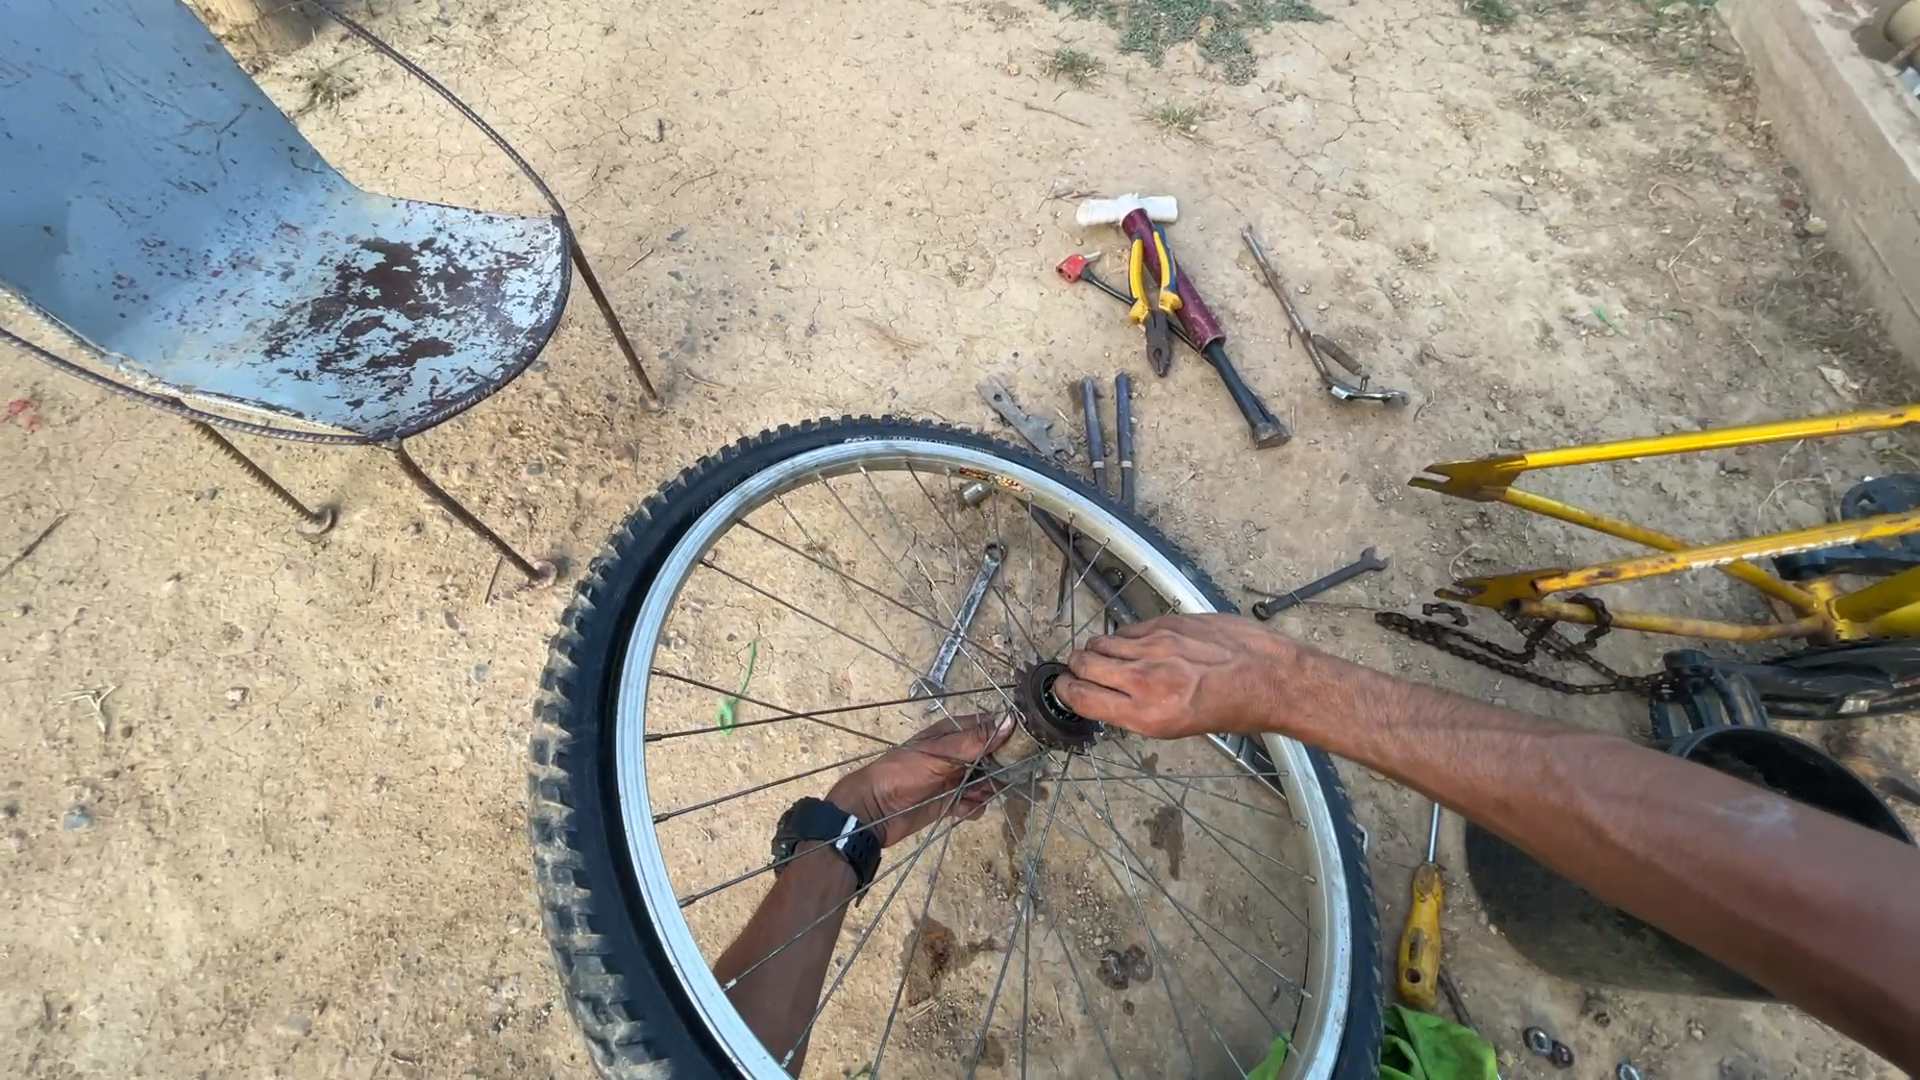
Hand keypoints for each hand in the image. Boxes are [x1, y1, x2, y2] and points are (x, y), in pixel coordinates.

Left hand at [827, 713, 1013, 847]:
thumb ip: (976, 740)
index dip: (1010, 736)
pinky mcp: (950, 801)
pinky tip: (962, 811)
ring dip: (986, 791)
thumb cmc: (904, 773)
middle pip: (993, 758)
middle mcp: (957, 753)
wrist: (874, 811)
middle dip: (1003, 770)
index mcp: (953, 733)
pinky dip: (972, 807)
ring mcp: (954, 777)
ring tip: (974, 797)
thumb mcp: (941, 753)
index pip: (990, 728)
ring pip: (986, 782)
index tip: (1030, 747)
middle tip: (1013, 780)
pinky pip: (974, 803)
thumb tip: (1009, 721)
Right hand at [1052, 614, 1300, 739]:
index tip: (1064, 688)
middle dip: (1076, 668)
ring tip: (1111, 658)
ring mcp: (1154, 646)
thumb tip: (1102, 696)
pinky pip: (1128, 629)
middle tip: (1083, 671)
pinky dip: (1126, 638)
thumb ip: (1133, 710)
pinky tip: (1141, 647)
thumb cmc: (1228, 709)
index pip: (1081, 696)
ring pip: (1100, 641)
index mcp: (1145, 714)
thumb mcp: (1174, 728)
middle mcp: (1144, 679)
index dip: (1065, 691)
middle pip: (1082, 663)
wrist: (1268, 678)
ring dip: (1098, 651)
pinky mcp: (1166, 623)